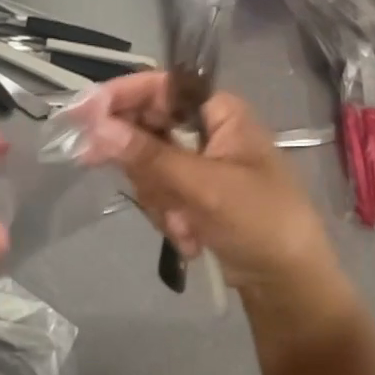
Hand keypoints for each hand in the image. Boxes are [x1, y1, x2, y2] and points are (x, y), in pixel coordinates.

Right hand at [78, 72, 337, 296]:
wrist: (292, 288)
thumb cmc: (262, 222)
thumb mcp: (204, 187)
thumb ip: (148, 155)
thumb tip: (95, 126)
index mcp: (219, 112)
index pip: (158, 86)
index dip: (119, 97)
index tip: (82, 115)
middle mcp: (206, 130)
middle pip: (146, 128)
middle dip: (147, 170)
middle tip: (148, 192)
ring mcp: (198, 164)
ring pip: (147, 165)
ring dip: (161, 201)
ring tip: (188, 228)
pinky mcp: (193, 195)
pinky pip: (158, 192)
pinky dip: (168, 216)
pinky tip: (192, 241)